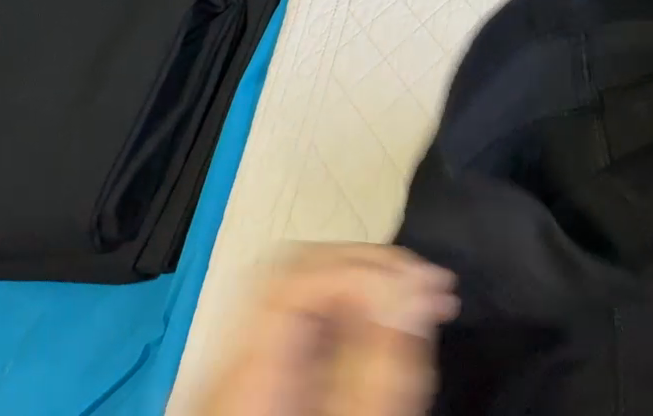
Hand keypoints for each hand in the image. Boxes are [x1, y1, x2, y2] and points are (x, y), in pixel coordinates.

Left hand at [198, 244, 457, 415]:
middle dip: (370, 267)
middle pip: (294, 268)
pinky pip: (299, 321)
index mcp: (248, 377)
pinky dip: (348, 311)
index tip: (422, 289)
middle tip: (425, 291)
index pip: (298, 273)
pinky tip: (383, 329)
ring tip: (416, 304)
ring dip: (364, 284)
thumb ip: (386, 359)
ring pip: (298, 288)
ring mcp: (232, 374)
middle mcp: (228, 364)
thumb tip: (418, 285)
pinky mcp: (249, 387)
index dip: (368, 265)